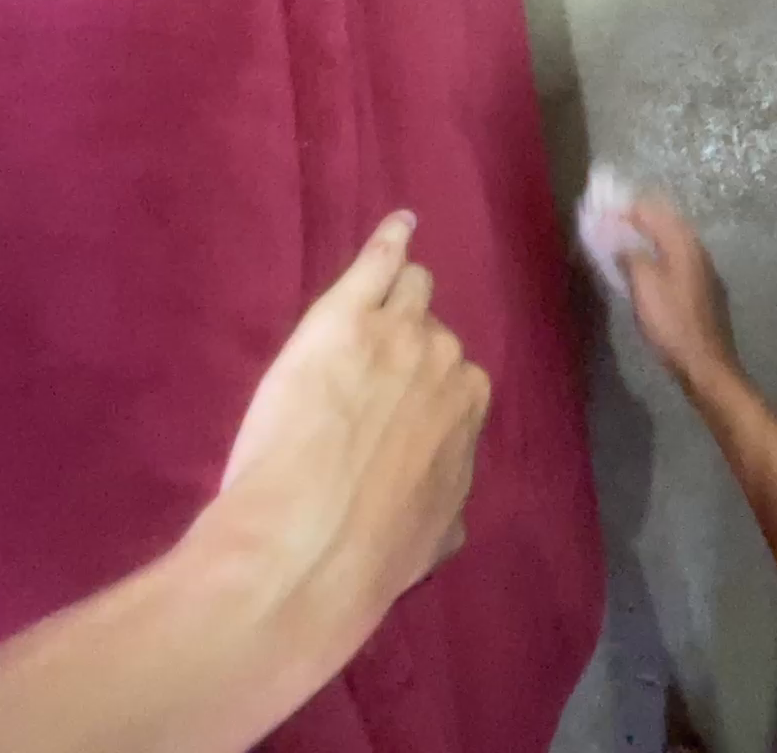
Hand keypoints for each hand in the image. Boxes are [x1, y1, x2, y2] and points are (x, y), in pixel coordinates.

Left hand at [194, 211, 489, 635]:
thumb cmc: (372, 551)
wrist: (306, 548)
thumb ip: (449, 506)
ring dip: (396, 297)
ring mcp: (396, 331)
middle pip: (430, 331)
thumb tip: (451, 512)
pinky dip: (389, 240)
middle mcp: (445, 358)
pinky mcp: (344, 317)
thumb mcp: (435, 537)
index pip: (453, 376)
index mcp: (470, 405)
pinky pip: (379, 261)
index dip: (421, 390)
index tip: (394, 408)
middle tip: (367, 378)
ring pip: (410, 288)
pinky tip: (398, 225)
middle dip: (406, 348)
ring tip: (370, 309)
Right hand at [621, 196, 739, 381]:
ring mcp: (705, 270)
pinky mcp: (705, 289)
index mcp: (683, 244)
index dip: (627, 208)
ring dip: (651, 235)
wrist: (705, 362)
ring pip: (674, 241)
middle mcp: (698, 250)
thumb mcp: (644, 286)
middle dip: (640, 217)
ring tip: (626, 239)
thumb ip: (630, 256)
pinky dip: (660, 253)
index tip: (603, 210)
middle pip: (668, 222)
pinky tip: (649, 265)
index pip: (653, 212)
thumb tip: (620, 243)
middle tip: (613, 220)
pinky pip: (678, 258)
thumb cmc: (671, 322)